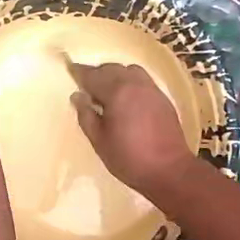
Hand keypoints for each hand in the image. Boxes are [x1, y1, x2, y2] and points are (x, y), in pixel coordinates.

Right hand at [68, 61, 194, 195]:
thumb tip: (77, 96)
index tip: (70, 70)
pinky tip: (127, 100)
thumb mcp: (99, 141)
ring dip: (115, 75)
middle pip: (112, 68)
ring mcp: (152, 89)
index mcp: (117, 92)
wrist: (169, 170)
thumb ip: (86, 116)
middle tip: (87, 87)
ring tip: (107, 93)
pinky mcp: (163, 98)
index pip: (93, 75)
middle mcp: (136, 84)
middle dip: (97, 73)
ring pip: (129, 71)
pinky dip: (130, 82)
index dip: (79, 72)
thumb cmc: (129, 158)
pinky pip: (143, 80)